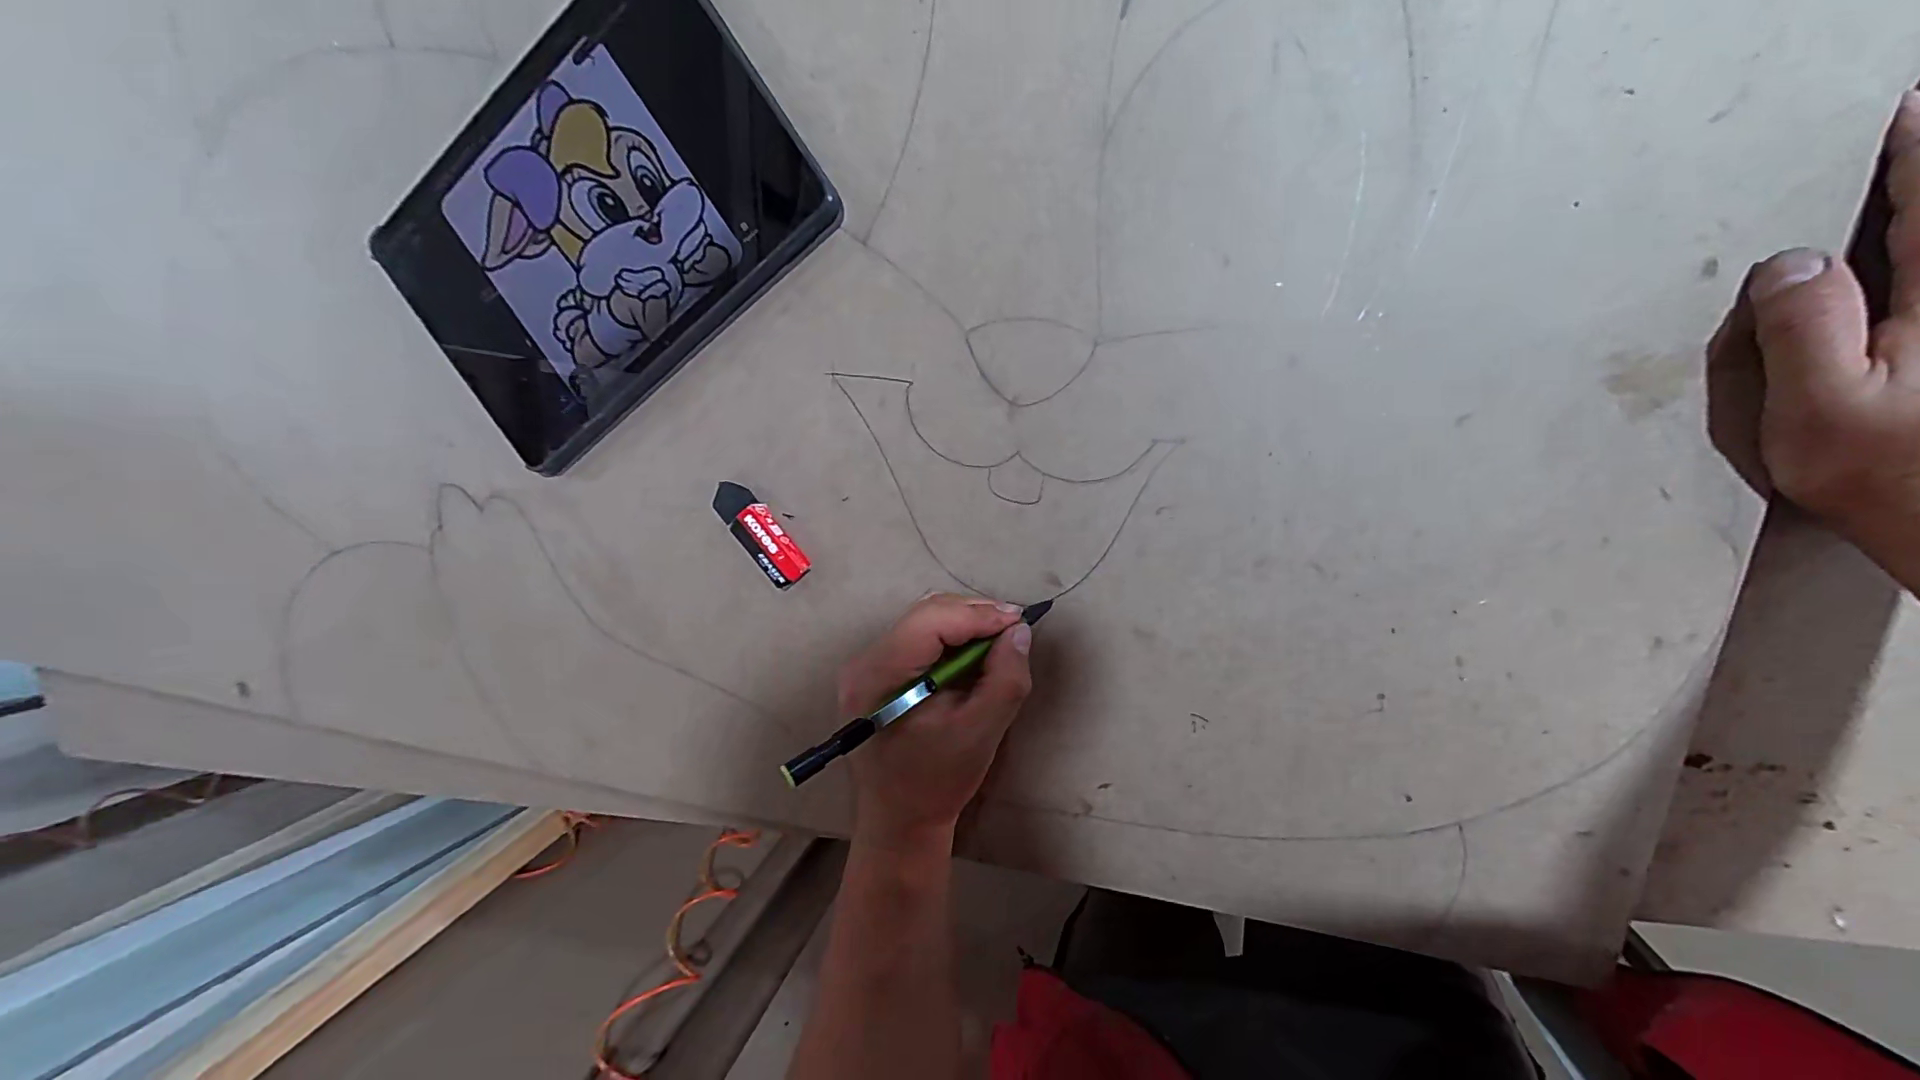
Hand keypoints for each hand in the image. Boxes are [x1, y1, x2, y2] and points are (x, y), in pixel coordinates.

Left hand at [836, 593, 1033, 846]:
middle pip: (925, 613)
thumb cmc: (937, 781)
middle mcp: (864, 662)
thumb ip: (1005, 678)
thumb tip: (1019, 631)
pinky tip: (975, 652)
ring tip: (999, 639)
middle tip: (1014, 628)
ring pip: (922, 620)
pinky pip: (917, 637)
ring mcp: (866, 665)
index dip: (978, 615)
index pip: (930, 621)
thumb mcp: (982, 733)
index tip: (1019, 622)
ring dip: (964, 623)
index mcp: (879, 676)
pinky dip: (951, 637)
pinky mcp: (876, 671)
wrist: (899, 819)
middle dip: (974, 615)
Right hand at [1709, 90, 1919, 590]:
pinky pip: (1918, 287)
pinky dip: (1899, 263)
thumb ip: (1804, 330)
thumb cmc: (1885, 475)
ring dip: (1913, 218)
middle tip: (1906, 134)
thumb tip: (1786, 262)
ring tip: (1904, 188)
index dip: (1913, 154)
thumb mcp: (1820, 410)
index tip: (1902, 106)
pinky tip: (1880, 263)